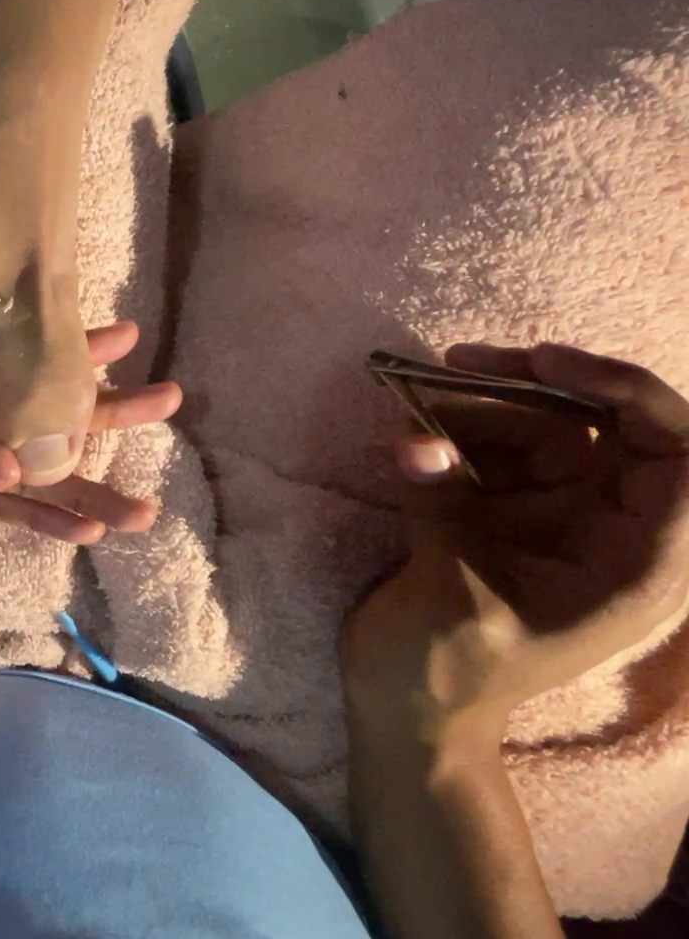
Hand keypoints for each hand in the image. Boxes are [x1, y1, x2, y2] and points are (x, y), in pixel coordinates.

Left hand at [0, 323, 180, 622]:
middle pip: (25, 419)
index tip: (120, 338)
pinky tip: (82, 530)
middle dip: (94, 417)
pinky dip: (32, 519)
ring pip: (20, 471)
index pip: (1, 379)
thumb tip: (24, 457)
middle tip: (164, 402)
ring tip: (143, 506)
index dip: (61, 361)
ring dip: (76, 488)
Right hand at [341, 343, 688, 744]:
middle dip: (527, 391)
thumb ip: (443, 512)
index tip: (539, 360)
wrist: (411, 709)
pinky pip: (489, 456)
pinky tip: (408, 433)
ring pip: (539, 435)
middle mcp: (614, 531)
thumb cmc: (448, 669)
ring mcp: (557, 522)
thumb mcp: (451, 594)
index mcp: (643, 564)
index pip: (682, 456)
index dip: (627, 395)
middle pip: (601, 431)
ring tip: (407, 398)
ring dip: (473, 410)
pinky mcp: (504, 518)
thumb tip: (412, 437)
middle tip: (446, 365)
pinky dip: (448, 435)